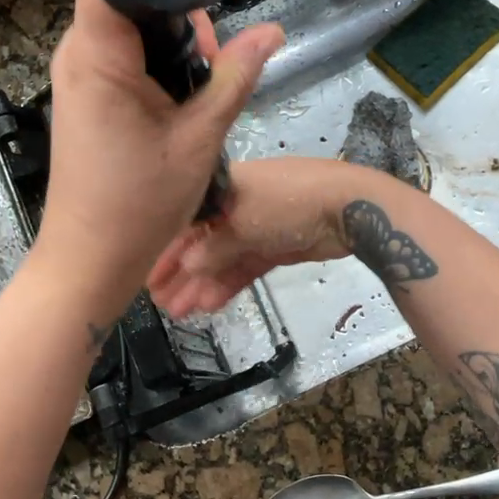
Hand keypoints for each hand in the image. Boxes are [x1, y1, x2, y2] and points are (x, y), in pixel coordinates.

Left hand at [38, 0, 284, 303]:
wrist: (91, 259)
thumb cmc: (141, 203)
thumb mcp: (201, 138)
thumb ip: (234, 76)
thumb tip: (273, 30)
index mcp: (99, 54)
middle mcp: (79, 53)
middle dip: (176, 8)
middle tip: (215, 58)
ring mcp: (79, 75)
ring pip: (128, 26)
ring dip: (171, 43)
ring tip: (203, 88)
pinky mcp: (86, 96)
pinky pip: (123, 57)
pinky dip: (156, 66)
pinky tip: (181, 103)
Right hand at [149, 158, 382, 316]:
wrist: (349, 206)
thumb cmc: (289, 201)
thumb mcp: (242, 222)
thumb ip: (213, 247)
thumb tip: (186, 267)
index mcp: (224, 185)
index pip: (186, 219)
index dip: (167, 248)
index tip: (149, 275)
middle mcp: (237, 203)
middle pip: (202, 241)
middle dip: (182, 272)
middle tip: (161, 303)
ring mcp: (259, 226)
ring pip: (223, 258)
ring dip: (203, 284)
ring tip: (182, 313)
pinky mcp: (277, 246)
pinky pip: (245, 266)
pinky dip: (228, 284)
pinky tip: (210, 304)